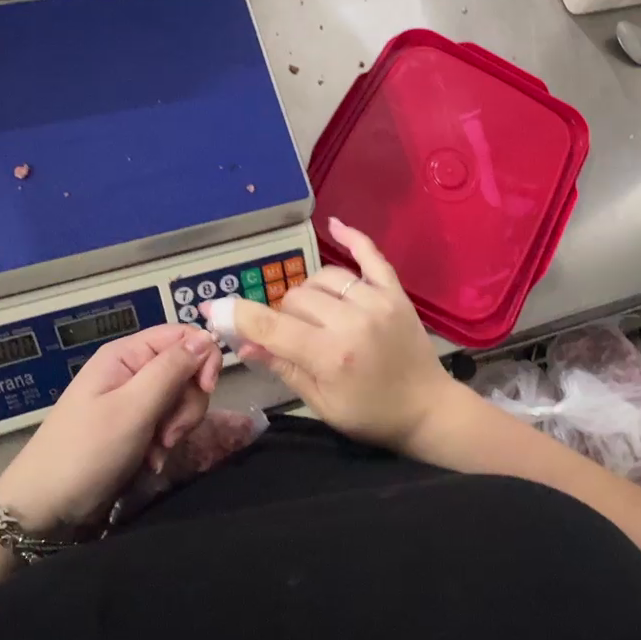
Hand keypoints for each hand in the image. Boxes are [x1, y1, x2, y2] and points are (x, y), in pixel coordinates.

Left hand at [0, 324, 221, 531]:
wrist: (47, 508)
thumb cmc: (86, 452)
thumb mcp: (133, 408)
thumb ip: (172, 369)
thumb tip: (207, 337)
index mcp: (127, 354)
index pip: (184, 335)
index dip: (203, 357)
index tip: (206, 388)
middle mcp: (133, 370)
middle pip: (188, 369)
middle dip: (188, 402)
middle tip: (169, 432)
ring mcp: (135, 399)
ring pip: (183, 399)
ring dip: (178, 426)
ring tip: (157, 450)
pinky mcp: (137, 426)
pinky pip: (170, 423)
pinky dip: (168, 442)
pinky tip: (152, 460)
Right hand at [224, 218, 453, 451]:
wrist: (427, 409)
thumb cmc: (369, 414)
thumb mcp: (321, 402)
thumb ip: (282, 367)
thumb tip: (243, 343)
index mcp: (331, 356)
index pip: (272, 326)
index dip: (238, 316)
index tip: (214, 310)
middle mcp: (353, 321)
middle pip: (295, 299)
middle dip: (283, 316)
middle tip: (293, 338)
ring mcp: (377, 302)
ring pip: (323, 278)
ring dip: (309, 293)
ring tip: (315, 315)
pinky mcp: (395, 293)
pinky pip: (371, 256)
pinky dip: (353, 238)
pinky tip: (335, 225)